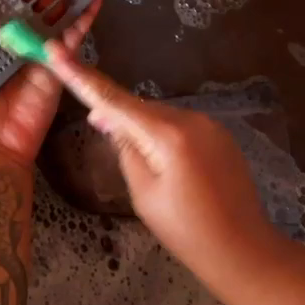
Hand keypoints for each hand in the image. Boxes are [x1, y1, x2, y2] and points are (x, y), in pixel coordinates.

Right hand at [44, 46, 281, 286]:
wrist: (248, 254)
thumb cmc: (189, 233)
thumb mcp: (144, 195)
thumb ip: (125, 149)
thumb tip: (110, 119)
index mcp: (167, 134)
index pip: (114, 99)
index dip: (82, 76)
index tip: (56, 50)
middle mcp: (190, 118)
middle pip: (138, 106)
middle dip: (115, 112)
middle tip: (93, 124)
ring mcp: (209, 124)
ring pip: (159, 116)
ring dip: (142, 128)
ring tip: (142, 164)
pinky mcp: (220, 135)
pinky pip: (180, 126)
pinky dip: (164, 135)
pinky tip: (167, 165)